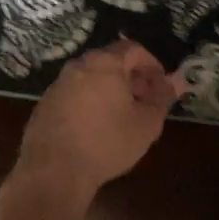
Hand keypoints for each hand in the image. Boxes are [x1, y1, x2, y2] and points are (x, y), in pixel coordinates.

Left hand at [14, 39, 184, 204]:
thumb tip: (174, 82)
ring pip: (91, 78)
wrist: (54, 171)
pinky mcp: (45, 105)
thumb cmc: (107, 143)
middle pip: (110, 61)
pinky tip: (97, 128)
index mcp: (104, 63)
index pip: (134, 49)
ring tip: (123, 116)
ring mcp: (57, 85)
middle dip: (132, 77)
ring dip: (111, 90)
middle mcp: (78, 66)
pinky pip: (75, 95)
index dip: (152, 65)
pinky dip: (91, 102)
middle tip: (144, 101)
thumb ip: (162, 98)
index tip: (162, 86)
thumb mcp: (147, 123)